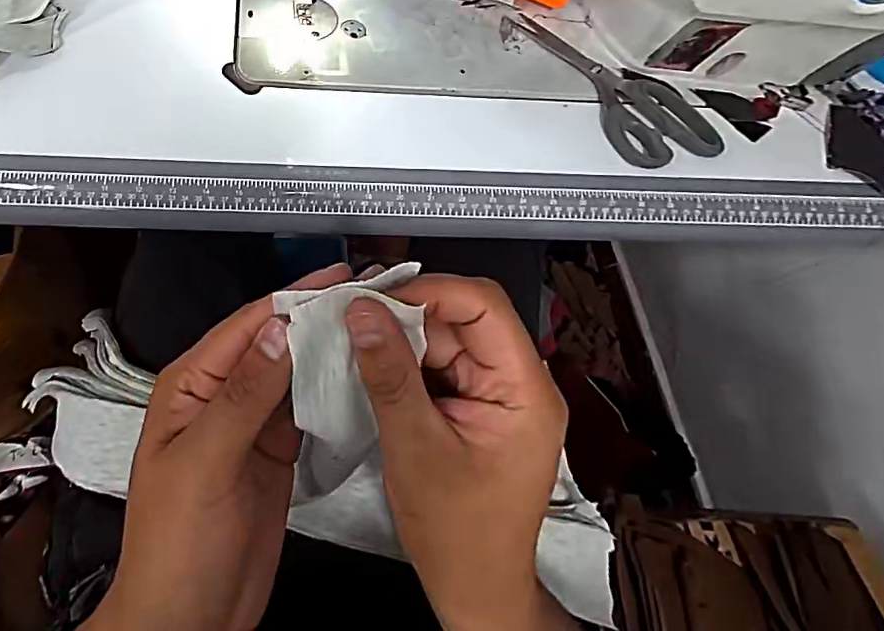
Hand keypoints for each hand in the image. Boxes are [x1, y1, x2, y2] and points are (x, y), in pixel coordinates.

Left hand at [88, 264, 351, 630]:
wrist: (189, 621)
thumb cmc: (176, 545)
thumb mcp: (205, 463)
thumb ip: (243, 395)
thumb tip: (278, 330)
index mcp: (192, 383)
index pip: (247, 325)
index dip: (291, 298)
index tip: (334, 279)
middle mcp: (221, 392)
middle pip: (273, 340)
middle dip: (314, 315)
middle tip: (362, 294)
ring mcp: (251, 420)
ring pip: (292, 368)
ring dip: (324, 347)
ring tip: (367, 324)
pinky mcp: (275, 447)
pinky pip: (304, 404)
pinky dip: (328, 386)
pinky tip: (354, 374)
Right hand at [346, 275, 576, 630]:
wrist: (476, 592)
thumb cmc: (458, 535)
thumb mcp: (416, 449)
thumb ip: (390, 375)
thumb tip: (363, 312)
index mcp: (525, 390)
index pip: (484, 306)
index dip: (432, 291)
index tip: (379, 298)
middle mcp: (518, 381)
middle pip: (464, 315)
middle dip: (409, 311)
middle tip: (359, 315)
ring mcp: (496, 390)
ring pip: (445, 333)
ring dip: (402, 332)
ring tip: (359, 337)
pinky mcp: (474, 400)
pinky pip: (437, 358)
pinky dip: (404, 355)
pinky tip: (374, 360)